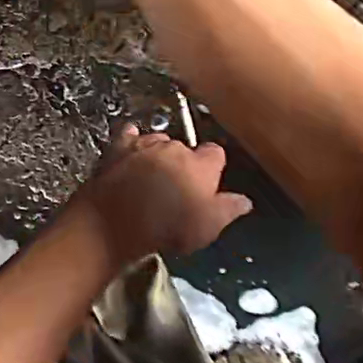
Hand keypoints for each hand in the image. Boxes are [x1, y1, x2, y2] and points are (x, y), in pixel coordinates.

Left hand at [71, 125, 252, 263]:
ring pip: (158, 142)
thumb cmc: (166, 226)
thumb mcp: (208, 226)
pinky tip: (131, 148)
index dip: (213, 166)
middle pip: (185, 148)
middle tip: (178, 188)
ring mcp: (146, 145)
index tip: (210, 179)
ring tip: (153, 178)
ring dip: (158, 155)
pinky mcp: (120, 148)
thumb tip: (244, 201)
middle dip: (184, 164)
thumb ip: (229, 209)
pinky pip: (129, 136)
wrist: (117, 221)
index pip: (216, 153)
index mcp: (200, 165)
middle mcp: (174, 148)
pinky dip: (131, 141)